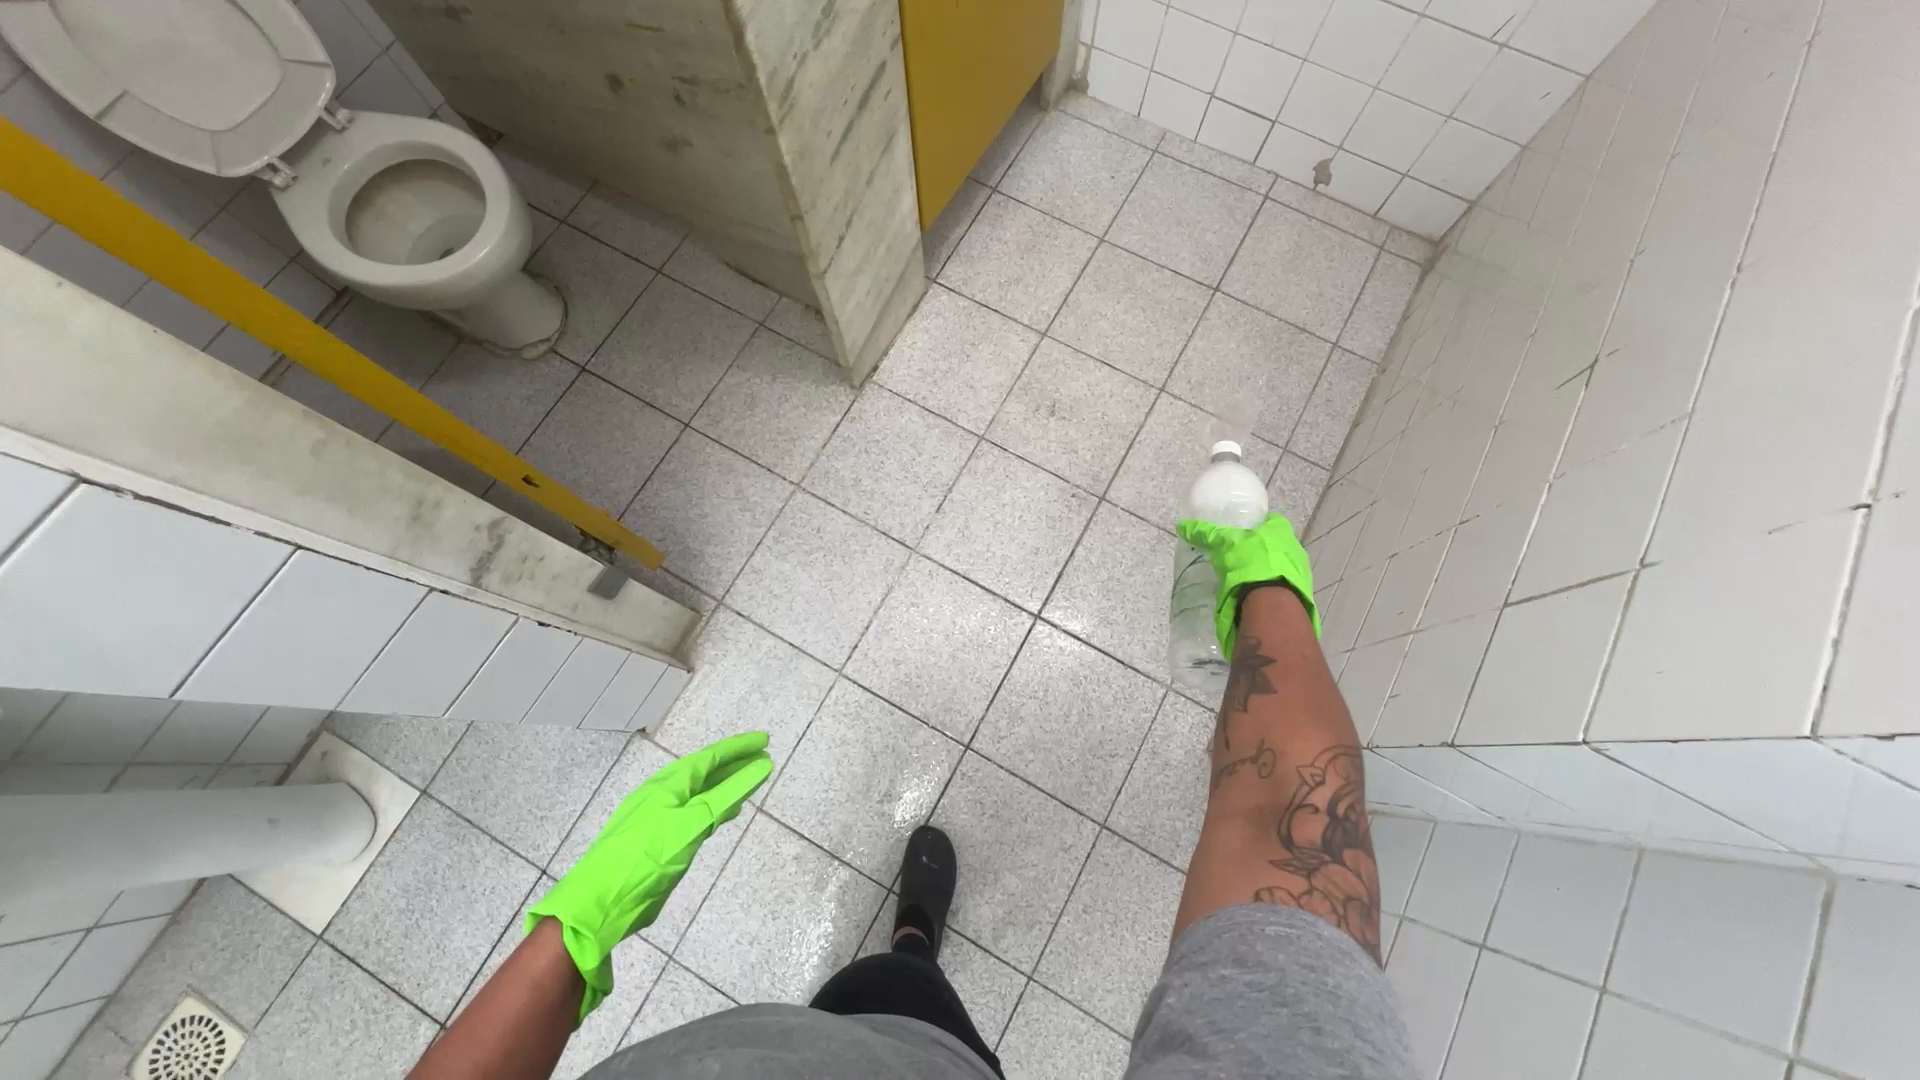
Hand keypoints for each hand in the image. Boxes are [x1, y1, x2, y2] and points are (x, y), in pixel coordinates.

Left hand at [528, 731, 771, 1021]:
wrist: (599, 905)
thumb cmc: (647, 859)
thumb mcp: (693, 825)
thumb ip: (728, 796)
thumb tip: (762, 766)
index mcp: (667, 785)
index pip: (710, 757)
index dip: (739, 748)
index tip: (765, 741)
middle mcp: (660, 794)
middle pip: (702, 771)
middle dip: (732, 763)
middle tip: (761, 759)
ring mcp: (653, 816)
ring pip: (695, 792)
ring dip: (722, 785)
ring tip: (746, 785)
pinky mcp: (652, 838)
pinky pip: (689, 811)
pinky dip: (710, 807)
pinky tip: (718, 817)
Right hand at [1176, 513, 1318, 655]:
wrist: (1270, 599)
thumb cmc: (1250, 561)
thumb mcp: (1223, 544)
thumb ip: (1206, 533)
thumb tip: (1182, 526)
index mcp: (1280, 530)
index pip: (1270, 520)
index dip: (1257, 524)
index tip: (1243, 531)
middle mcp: (1294, 546)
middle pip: (1275, 544)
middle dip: (1260, 549)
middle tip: (1240, 556)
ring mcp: (1299, 571)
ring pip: (1280, 565)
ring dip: (1266, 570)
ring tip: (1245, 577)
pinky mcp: (1298, 592)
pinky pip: (1281, 586)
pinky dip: (1269, 588)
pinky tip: (1255, 593)